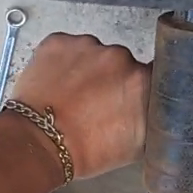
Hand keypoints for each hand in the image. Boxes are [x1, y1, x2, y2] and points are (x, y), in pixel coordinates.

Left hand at [6, 32, 149, 180]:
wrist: (38, 143)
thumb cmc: (83, 149)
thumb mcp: (136, 146)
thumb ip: (152, 119)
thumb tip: (154, 108)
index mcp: (142, 80)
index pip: (150, 75)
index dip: (135, 88)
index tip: (126, 98)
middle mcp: (119, 56)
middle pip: (120, 63)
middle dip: (110, 79)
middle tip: (94, 103)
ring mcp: (87, 46)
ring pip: (92, 54)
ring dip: (85, 69)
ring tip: (70, 96)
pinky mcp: (58, 42)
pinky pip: (65, 48)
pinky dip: (61, 62)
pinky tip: (55, 85)